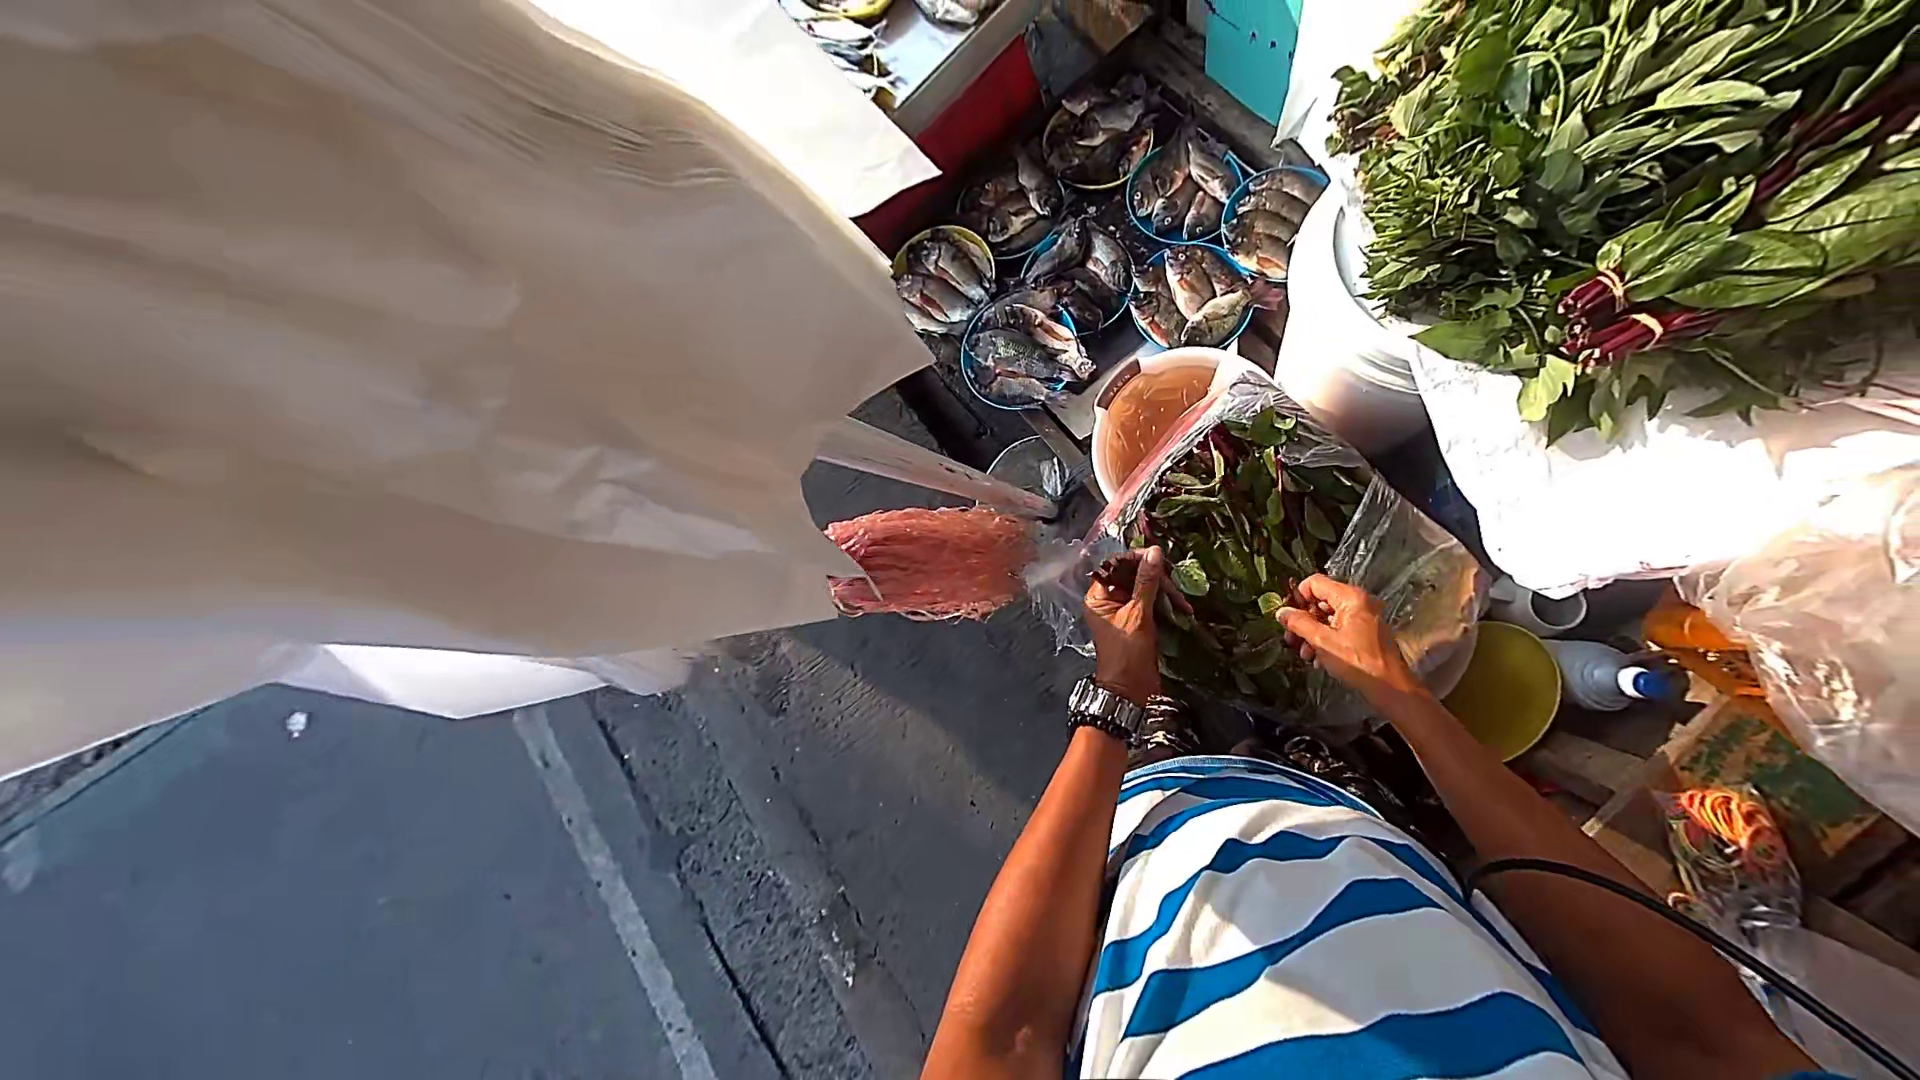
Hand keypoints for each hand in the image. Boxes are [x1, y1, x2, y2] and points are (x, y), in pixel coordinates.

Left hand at [1084, 546, 1171, 705]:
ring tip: (1182, 603)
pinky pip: (1151, 602)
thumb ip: (1146, 583)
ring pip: (1145, 588)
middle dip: (1156, 578)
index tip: (1159, 558)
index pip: (1116, 565)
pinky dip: (1166, 603)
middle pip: (1132, 575)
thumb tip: (1154, 553)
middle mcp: (1108, 600)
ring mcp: (1123, 610)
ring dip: (1165, 592)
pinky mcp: (1137, 620)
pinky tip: (1182, 608)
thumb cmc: (1127, 653)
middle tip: (1175, 587)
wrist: (1131, 690)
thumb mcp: (1138, 615)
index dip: (1137, 559)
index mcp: (1098, 596)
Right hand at [1276, 575, 1422, 707]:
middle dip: (1302, 619)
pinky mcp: (1367, 630)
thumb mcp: (1322, 641)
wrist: (1391, 688)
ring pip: (1327, 615)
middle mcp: (1360, 601)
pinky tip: (1318, 657)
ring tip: (1304, 652)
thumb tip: (1281, 612)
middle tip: (1290, 637)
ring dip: (1311, 632)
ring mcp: (1365, 616)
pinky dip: (1326, 638)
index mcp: (1351, 598)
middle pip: (1320, 600)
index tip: (1287, 616)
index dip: (1297, 597)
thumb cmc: (1357, 662)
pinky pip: (1339, 626)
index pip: (1314, 583)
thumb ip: (1299, 623)